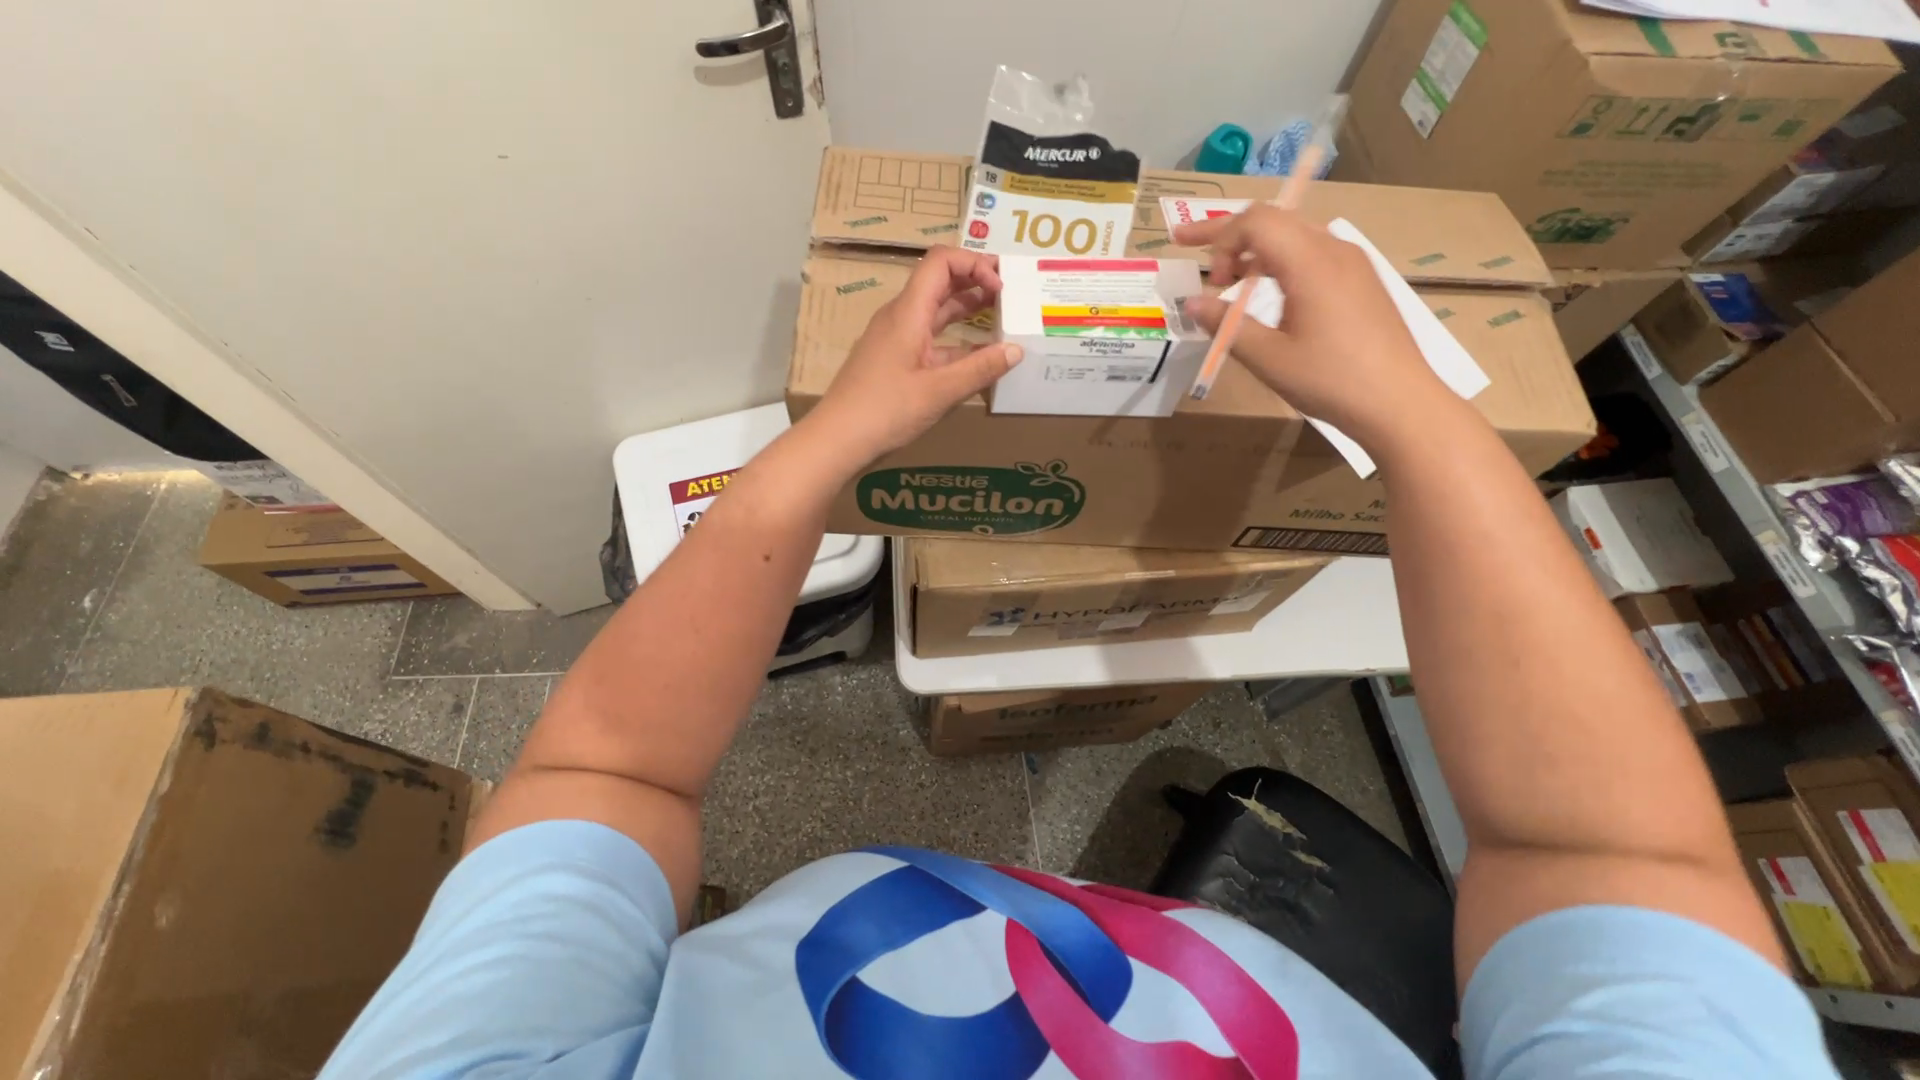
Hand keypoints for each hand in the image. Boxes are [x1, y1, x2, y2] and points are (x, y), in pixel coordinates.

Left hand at [805, 246, 1023, 465]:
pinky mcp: (894, 362)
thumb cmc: (885, 411)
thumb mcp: (939, 391)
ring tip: (1003, 318)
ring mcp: (895, 340)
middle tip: (1012, 293)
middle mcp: (901, 318)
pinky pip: (931, 341)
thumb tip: (1017, 350)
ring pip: (936, 313)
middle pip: (940, 283)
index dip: (975, 263)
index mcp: (908, 312)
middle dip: (976, 282)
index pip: (941, 262)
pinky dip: (956, 343)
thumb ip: (980, 368)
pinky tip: (979, 359)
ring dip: (968, 311)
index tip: (1001, 288)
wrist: (836, 440)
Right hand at [1174, 205, 1452, 448]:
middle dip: (1227, 232)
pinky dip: (1280, 260)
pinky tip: (1270, 292)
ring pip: (1293, 234)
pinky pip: (1312, 253)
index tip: (1207, 281)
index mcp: (1310, 261)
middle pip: (1273, 219)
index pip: (1255, 221)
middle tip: (1186, 242)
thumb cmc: (1332, 381)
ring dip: (1254, 248)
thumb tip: (1192, 304)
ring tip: (1229, 276)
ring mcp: (1352, 263)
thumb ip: (1227, 326)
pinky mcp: (1361, 281)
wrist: (1400, 402)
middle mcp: (1334, 249)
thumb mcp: (1269, 359)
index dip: (1219, 239)